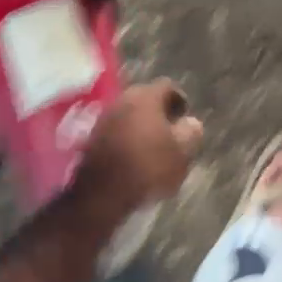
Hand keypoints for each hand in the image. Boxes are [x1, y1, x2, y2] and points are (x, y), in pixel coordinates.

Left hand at [82, 80, 202, 213]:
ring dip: (140, 126)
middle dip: (158, 113)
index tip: (184, 119)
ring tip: (150, 148)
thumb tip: (191, 122)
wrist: (100, 194)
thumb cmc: (147, 167)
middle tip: (169, 133)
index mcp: (147, 96)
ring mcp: (104, 117)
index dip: (179, 101)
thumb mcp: (181, 153)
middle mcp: (123, 98)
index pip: (168, 87)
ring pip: (129, 115)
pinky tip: (131, 158)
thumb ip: (191, 133)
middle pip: (146, 99)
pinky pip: (115, 131)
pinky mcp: (90, 137)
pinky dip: (125, 139)